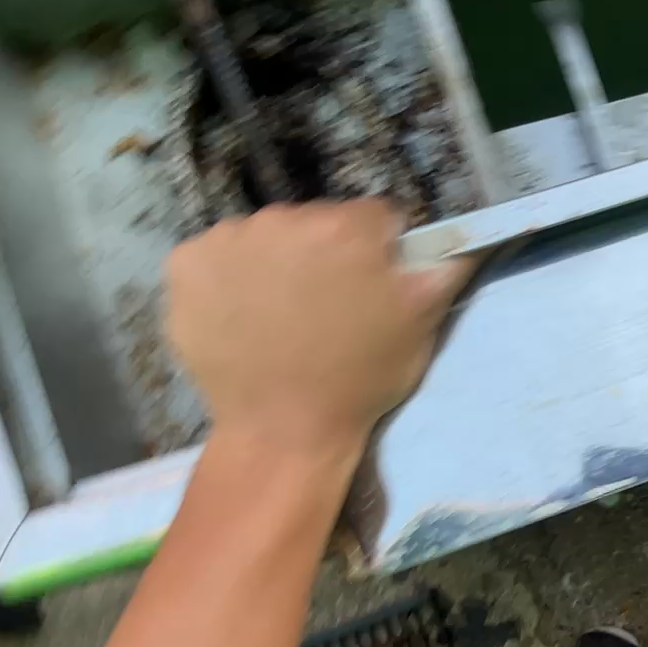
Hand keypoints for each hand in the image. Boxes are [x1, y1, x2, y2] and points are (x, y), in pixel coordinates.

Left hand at [165, 201, 475, 453]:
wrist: (285, 427)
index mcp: (349, 230)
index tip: (378, 288)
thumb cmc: (362, 379)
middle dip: (329, 256)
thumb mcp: (421, 328)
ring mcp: (228, 240)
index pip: (378, 218)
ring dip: (281, 264)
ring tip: (288, 317)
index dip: (383, 253)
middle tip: (334, 308)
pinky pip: (221, 258)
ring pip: (268, 238)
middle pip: (319, 224)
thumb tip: (461, 239)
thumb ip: (443, 271)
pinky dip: (234, 280)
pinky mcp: (186, 265)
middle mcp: (284, 219)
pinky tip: (248, 317)